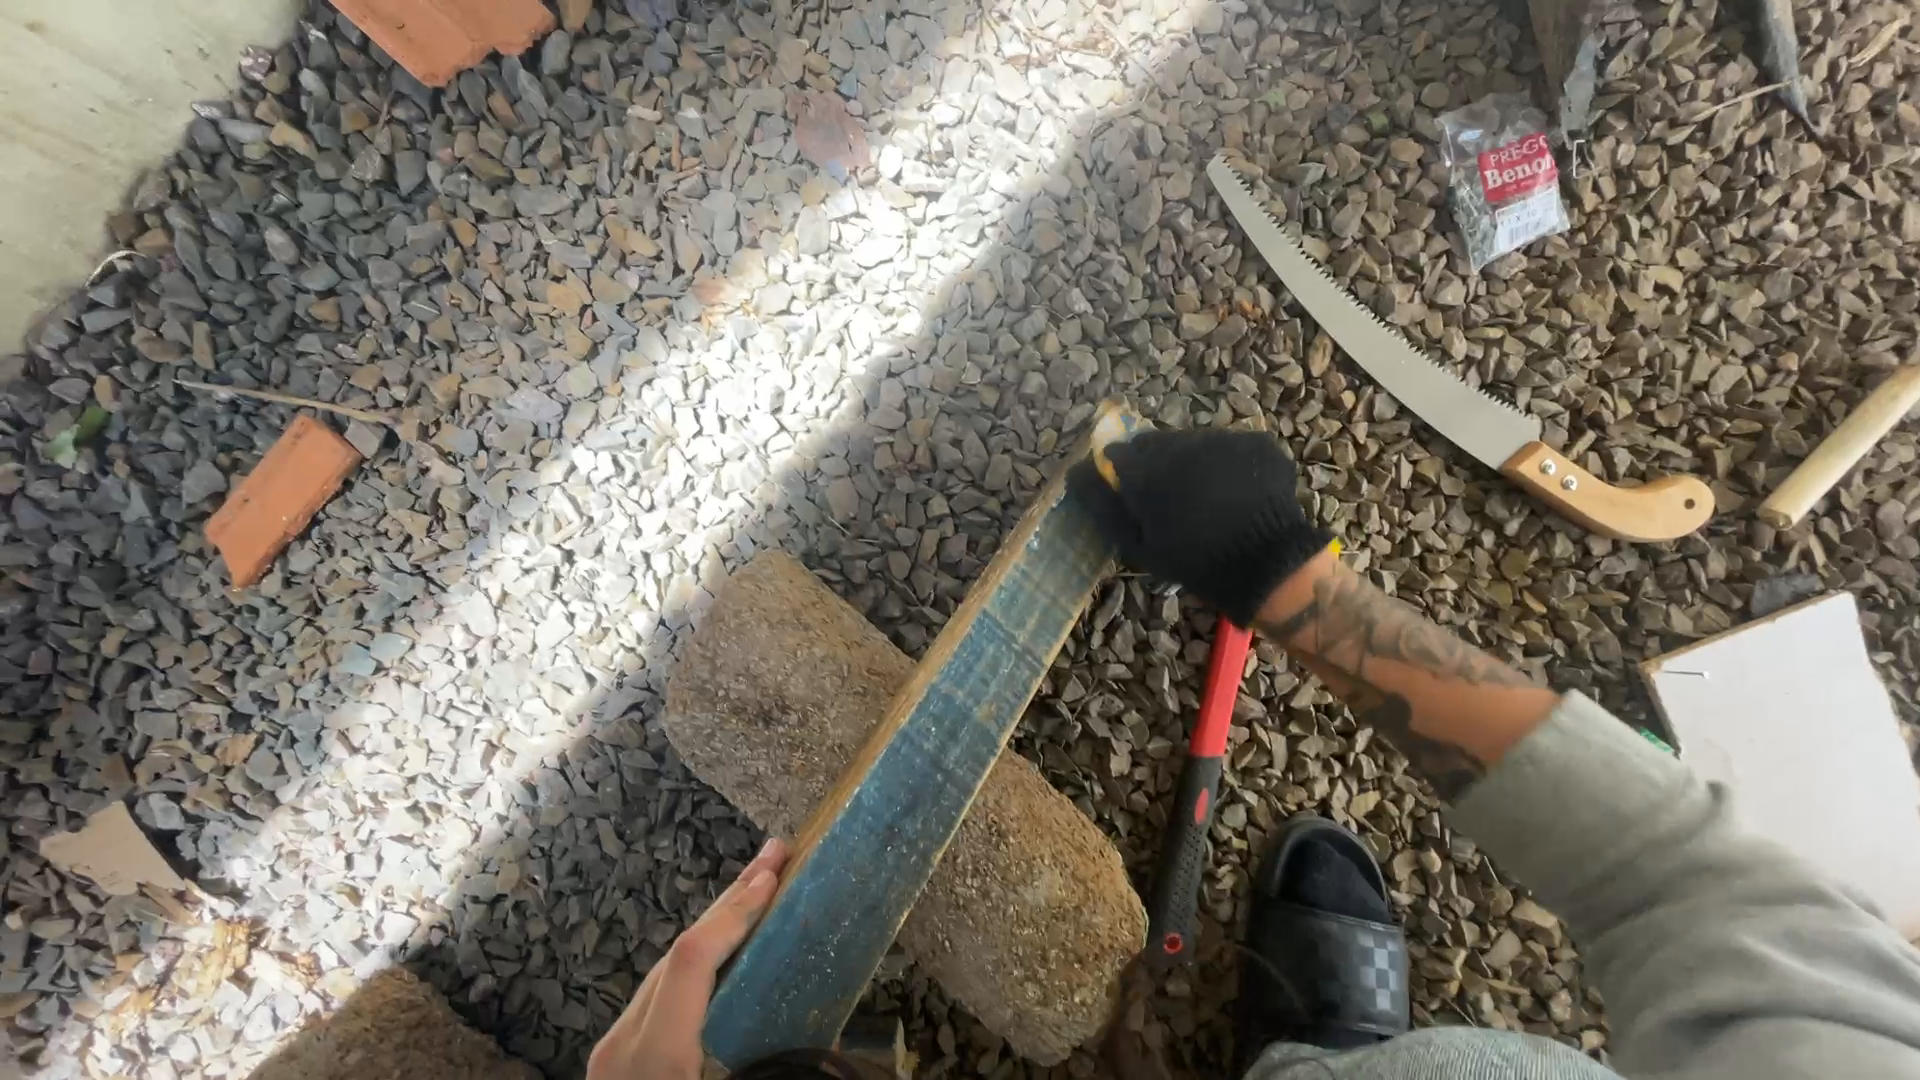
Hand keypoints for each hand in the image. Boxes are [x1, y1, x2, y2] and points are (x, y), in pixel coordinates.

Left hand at [588, 837, 788, 1079]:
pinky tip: (727, 946)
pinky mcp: (617, 1061)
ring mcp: (614, 1052)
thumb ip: (779, 1062)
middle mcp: (624, 1045)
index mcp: (655, 1059)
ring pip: (667, 967)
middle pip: (679, 952)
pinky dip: (701, 957)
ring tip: (759, 886)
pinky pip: (663, 991)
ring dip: (717, 922)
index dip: (736, 910)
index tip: (776, 872)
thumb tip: (841, 1057)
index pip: (694, 960)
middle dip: (731, 897)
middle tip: (775, 853)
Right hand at [1067, 428, 1330, 624]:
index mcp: (1146, 470)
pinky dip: (1226, 463)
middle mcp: (1180, 443)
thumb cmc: (1194, 561)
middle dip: (1155, 464)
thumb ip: (1104, 507)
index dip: (1120, 472)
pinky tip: (1234, 492)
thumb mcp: (1138, 545)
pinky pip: (1230, 446)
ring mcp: (1222, 438)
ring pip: (1193, 441)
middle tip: (1168, 496)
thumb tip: (1076, 475)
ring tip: (1205, 495)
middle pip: (1156, 443)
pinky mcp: (1255, 442)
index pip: (1117, 454)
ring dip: (1190, 460)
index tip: (1129, 491)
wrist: (1266, 564)